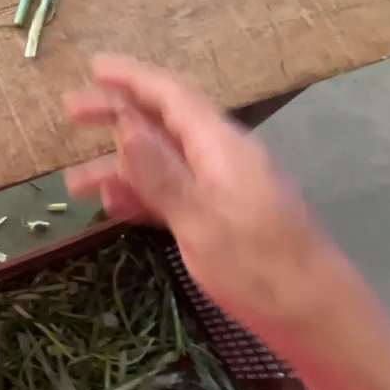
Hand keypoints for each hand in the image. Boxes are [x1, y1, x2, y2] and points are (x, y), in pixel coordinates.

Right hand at [62, 54, 363, 350]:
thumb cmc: (263, 271)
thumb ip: (161, 174)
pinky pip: (170, 193)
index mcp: (222, 149)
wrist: (319, 324)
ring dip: (117, 168)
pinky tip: (112, 207)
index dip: (131, 78)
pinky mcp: (220, 218)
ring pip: (160, 163)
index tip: (92, 66)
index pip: (172, 97)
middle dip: (115, 115)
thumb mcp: (203, 222)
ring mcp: (221, 189)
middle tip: (70, 111)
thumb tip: (125, 128)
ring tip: (73, 183)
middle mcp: (221, 159)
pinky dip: (139, 195)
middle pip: (162, 123)